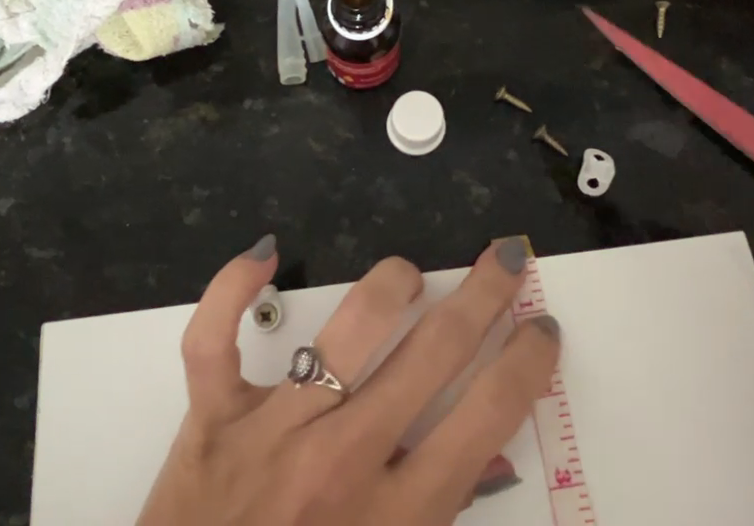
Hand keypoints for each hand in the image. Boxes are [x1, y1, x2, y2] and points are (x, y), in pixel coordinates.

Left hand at [137, 236, 560, 525]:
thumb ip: (442, 508)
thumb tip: (489, 451)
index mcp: (396, 515)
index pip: (484, 418)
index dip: (525, 364)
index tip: (540, 329)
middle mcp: (341, 463)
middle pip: (432, 355)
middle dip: (482, 297)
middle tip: (506, 260)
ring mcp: (272, 431)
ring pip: (346, 331)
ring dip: (391, 286)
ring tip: (410, 274)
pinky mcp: (213, 413)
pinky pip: (213, 338)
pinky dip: (232, 288)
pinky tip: (267, 253)